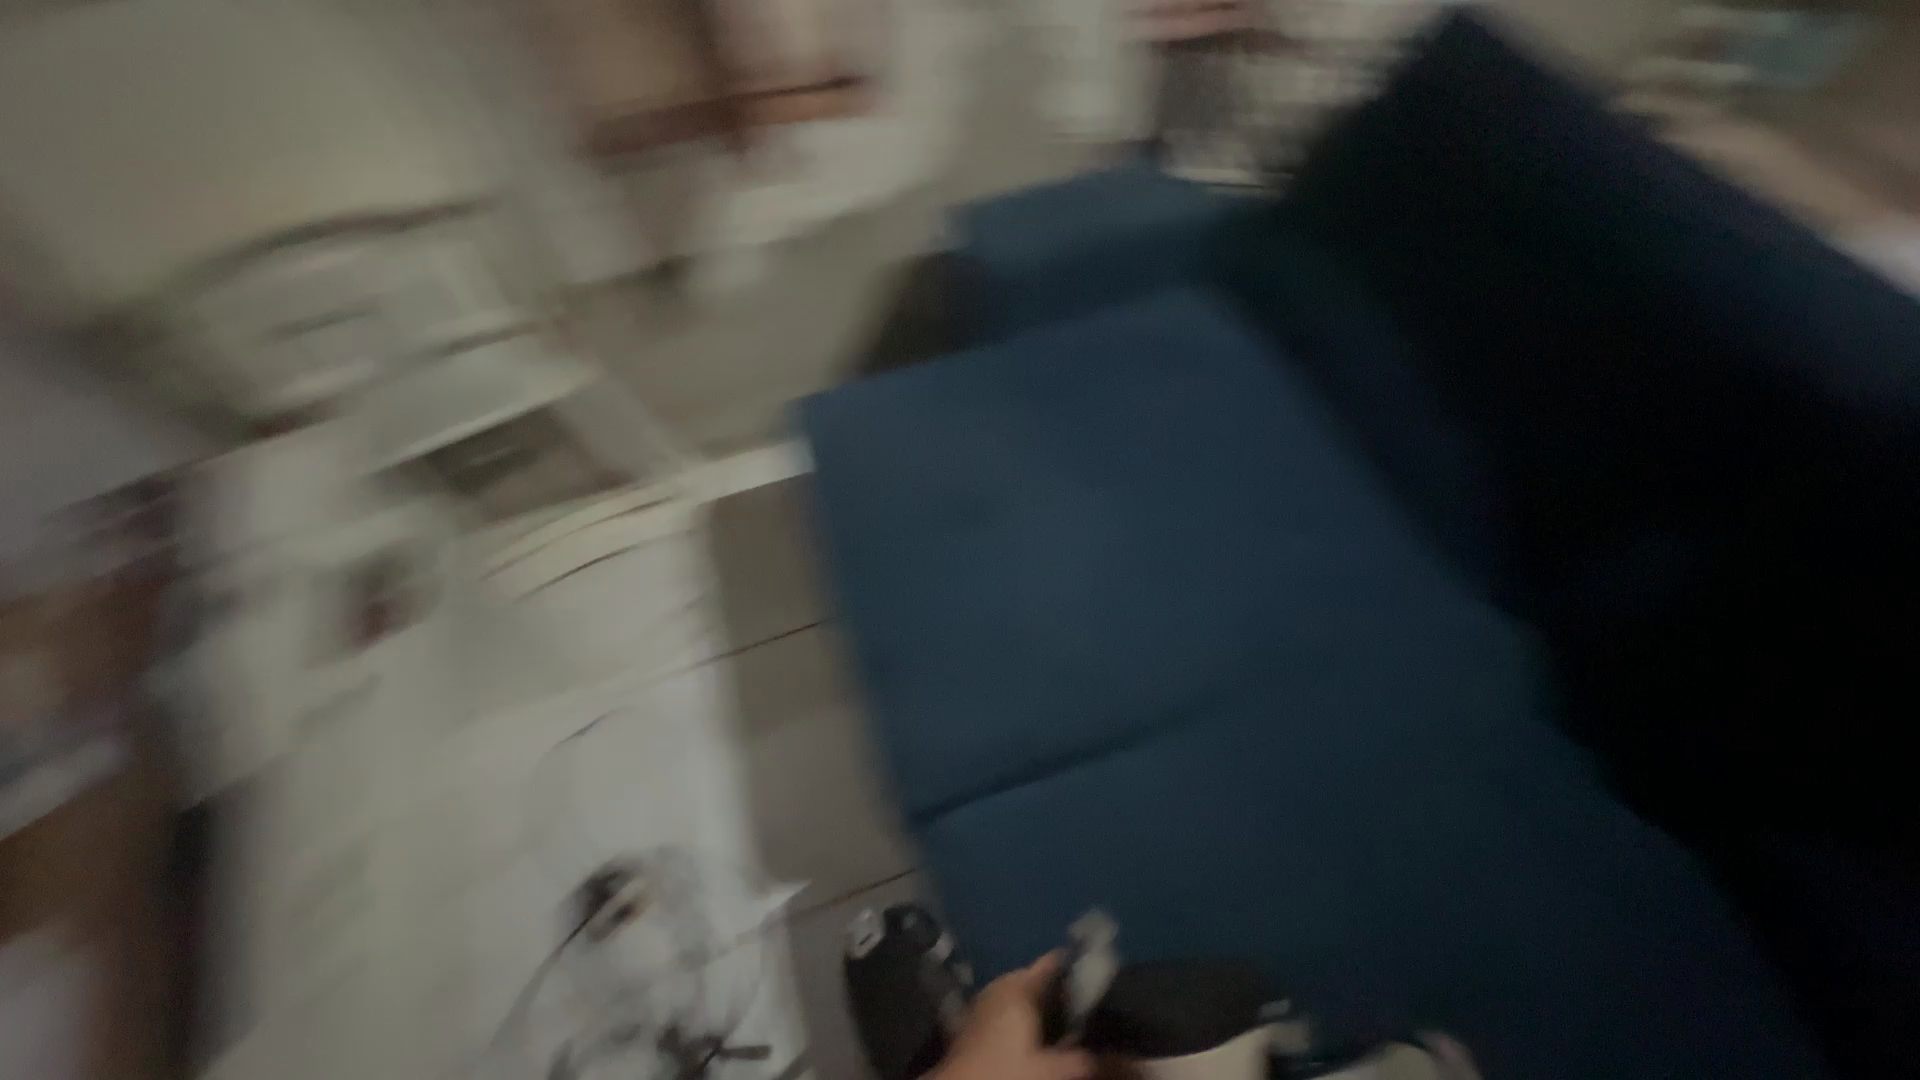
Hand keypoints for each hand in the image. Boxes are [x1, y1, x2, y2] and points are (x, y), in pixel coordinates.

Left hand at [931, 953, 1095, 1079]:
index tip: (1105, 983)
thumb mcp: (1052, 1071)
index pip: (1056, 963)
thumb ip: (1090, 1063)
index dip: (1081, 970)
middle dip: (1066, 998)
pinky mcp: (976, 1026)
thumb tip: (1133, 1063)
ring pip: (1025, 1001)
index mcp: (1019, 984)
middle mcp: (1001, 985)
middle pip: (1042, 983)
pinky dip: (1028, 1026)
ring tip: (1073, 1034)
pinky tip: (1042, 1047)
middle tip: (1095, 1017)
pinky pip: (1011, 1015)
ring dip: (1047, 1015)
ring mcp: (985, 1004)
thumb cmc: (1005, 1074)